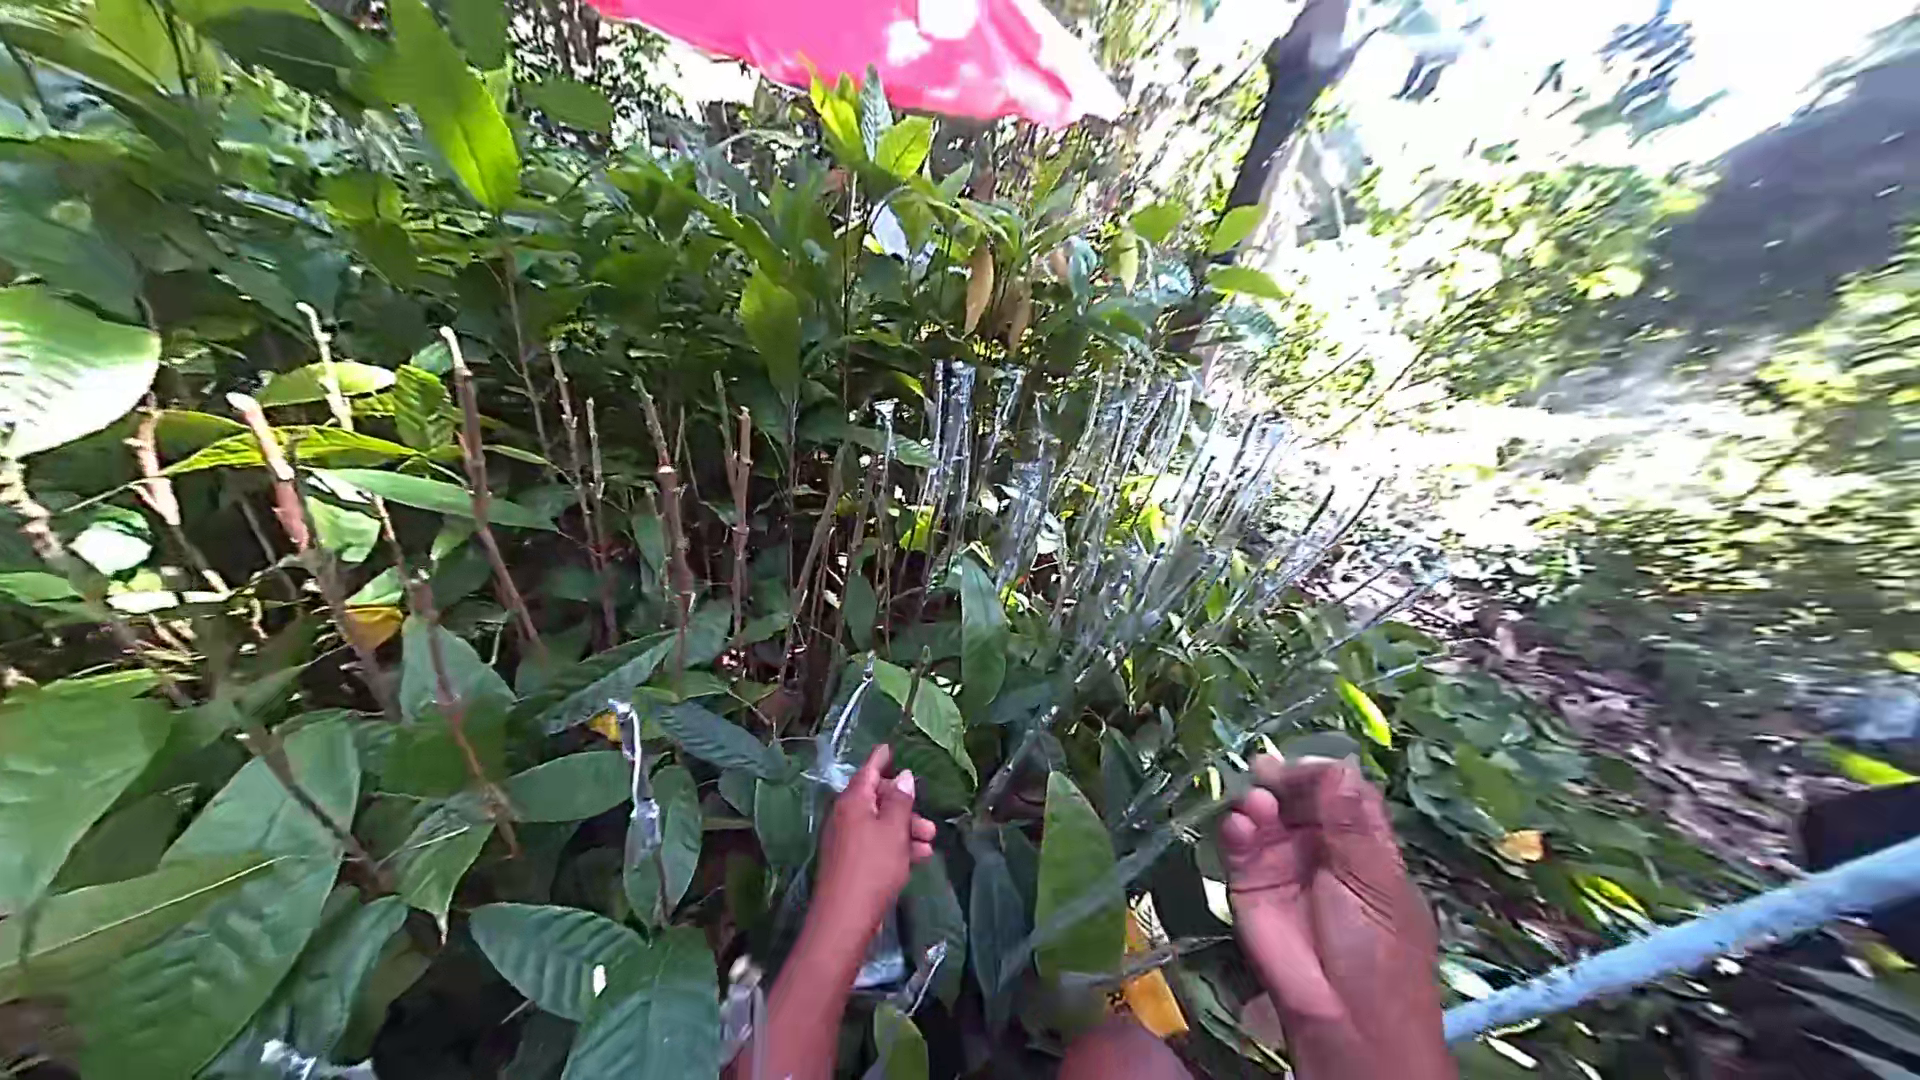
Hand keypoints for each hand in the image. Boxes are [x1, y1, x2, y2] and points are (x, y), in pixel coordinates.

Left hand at [809, 745, 937, 953]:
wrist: (845, 921)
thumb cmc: (872, 867)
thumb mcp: (894, 830)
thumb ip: (901, 801)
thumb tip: (904, 776)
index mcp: (853, 801)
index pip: (869, 770)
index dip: (883, 758)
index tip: (892, 747)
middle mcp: (845, 815)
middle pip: (878, 798)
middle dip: (905, 804)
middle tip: (927, 817)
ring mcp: (846, 839)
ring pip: (880, 823)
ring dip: (905, 829)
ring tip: (930, 841)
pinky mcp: (850, 862)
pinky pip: (876, 843)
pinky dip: (896, 846)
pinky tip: (918, 857)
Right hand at [1218, 755, 1451, 1079]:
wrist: (1345, 1022)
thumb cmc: (1379, 953)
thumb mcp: (1374, 884)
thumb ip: (1350, 825)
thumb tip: (1338, 767)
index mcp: (1360, 842)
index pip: (1339, 791)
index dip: (1323, 774)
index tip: (1305, 767)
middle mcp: (1317, 843)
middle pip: (1296, 794)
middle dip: (1282, 780)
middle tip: (1267, 772)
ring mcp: (1279, 858)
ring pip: (1263, 811)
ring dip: (1258, 801)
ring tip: (1258, 805)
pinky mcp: (1246, 876)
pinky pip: (1237, 841)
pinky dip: (1236, 828)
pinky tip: (1240, 826)